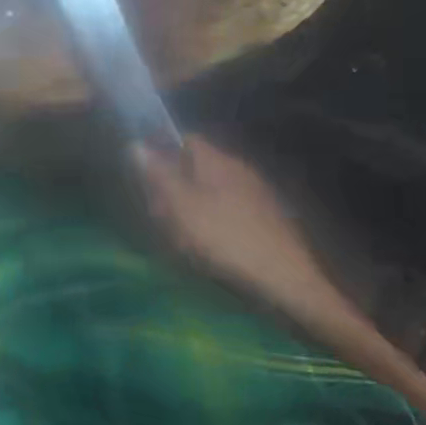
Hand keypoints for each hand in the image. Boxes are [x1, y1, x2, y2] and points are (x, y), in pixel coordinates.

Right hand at [134, 136, 344, 323]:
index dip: (162, 148)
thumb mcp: (179, 205)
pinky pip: (229, 211)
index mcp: (219, 161)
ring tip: (177, 233)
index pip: (186, 139)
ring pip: (212, 190)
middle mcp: (241, 171)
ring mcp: (259, 196)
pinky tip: (206, 246)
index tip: (144, 169)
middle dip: (174, 182)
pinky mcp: (269, 222)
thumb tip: (137, 144)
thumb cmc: (224, 238)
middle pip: (198, 166)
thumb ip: (157, 173)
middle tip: (156, 209)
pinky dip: (212, 221)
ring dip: (191, 205)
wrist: (288, 285)